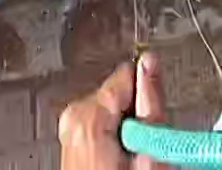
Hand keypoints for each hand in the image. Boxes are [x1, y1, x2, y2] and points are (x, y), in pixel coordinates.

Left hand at [59, 52, 164, 169]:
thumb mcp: (149, 156)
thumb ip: (151, 103)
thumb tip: (150, 61)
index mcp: (88, 115)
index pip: (129, 73)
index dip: (147, 98)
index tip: (151, 126)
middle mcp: (73, 117)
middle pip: (120, 92)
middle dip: (137, 116)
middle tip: (142, 151)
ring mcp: (70, 131)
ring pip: (113, 108)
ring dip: (127, 129)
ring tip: (130, 162)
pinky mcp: (72, 142)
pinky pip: (103, 124)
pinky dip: (115, 140)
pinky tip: (118, 164)